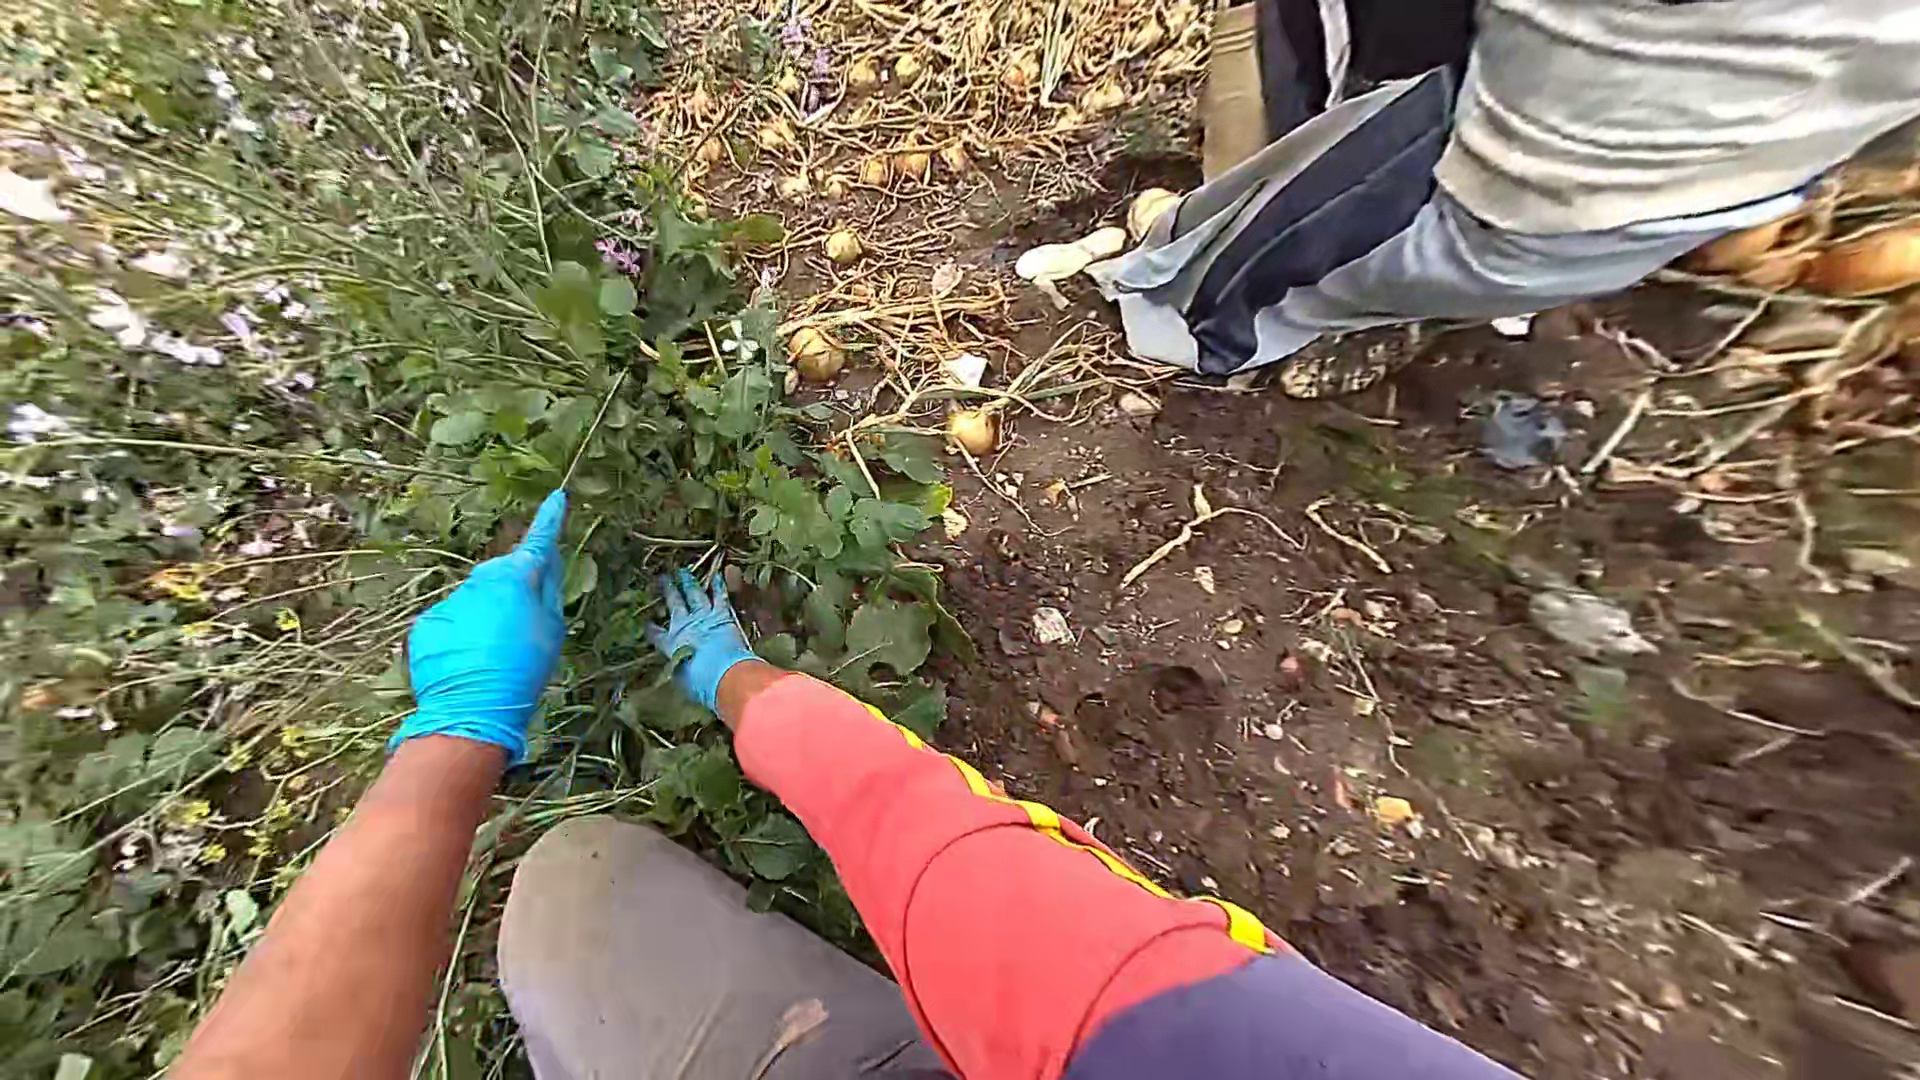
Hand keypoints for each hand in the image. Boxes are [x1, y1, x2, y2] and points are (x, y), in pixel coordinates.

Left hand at [395, 490, 567, 761]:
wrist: (474, 705)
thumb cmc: (527, 664)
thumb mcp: (553, 626)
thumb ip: (549, 590)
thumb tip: (547, 562)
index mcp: (518, 578)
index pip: (539, 541)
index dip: (551, 519)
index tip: (558, 496)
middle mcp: (480, 580)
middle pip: (504, 573)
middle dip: (515, 587)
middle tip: (526, 623)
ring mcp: (450, 600)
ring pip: (478, 598)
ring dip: (489, 614)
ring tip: (497, 649)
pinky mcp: (428, 622)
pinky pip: (454, 618)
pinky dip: (466, 632)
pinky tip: (473, 657)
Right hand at [645, 568, 757, 711]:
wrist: (723, 674)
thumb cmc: (701, 683)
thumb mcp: (682, 679)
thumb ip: (678, 669)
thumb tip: (679, 669)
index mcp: (670, 645)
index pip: (655, 634)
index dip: (650, 626)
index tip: (646, 620)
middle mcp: (684, 626)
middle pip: (673, 604)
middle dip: (667, 590)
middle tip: (661, 577)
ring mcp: (703, 617)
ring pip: (694, 594)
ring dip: (688, 582)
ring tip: (682, 570)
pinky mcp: (722, 614)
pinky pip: (720, 596)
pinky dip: (718, 585)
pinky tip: (717, 574)